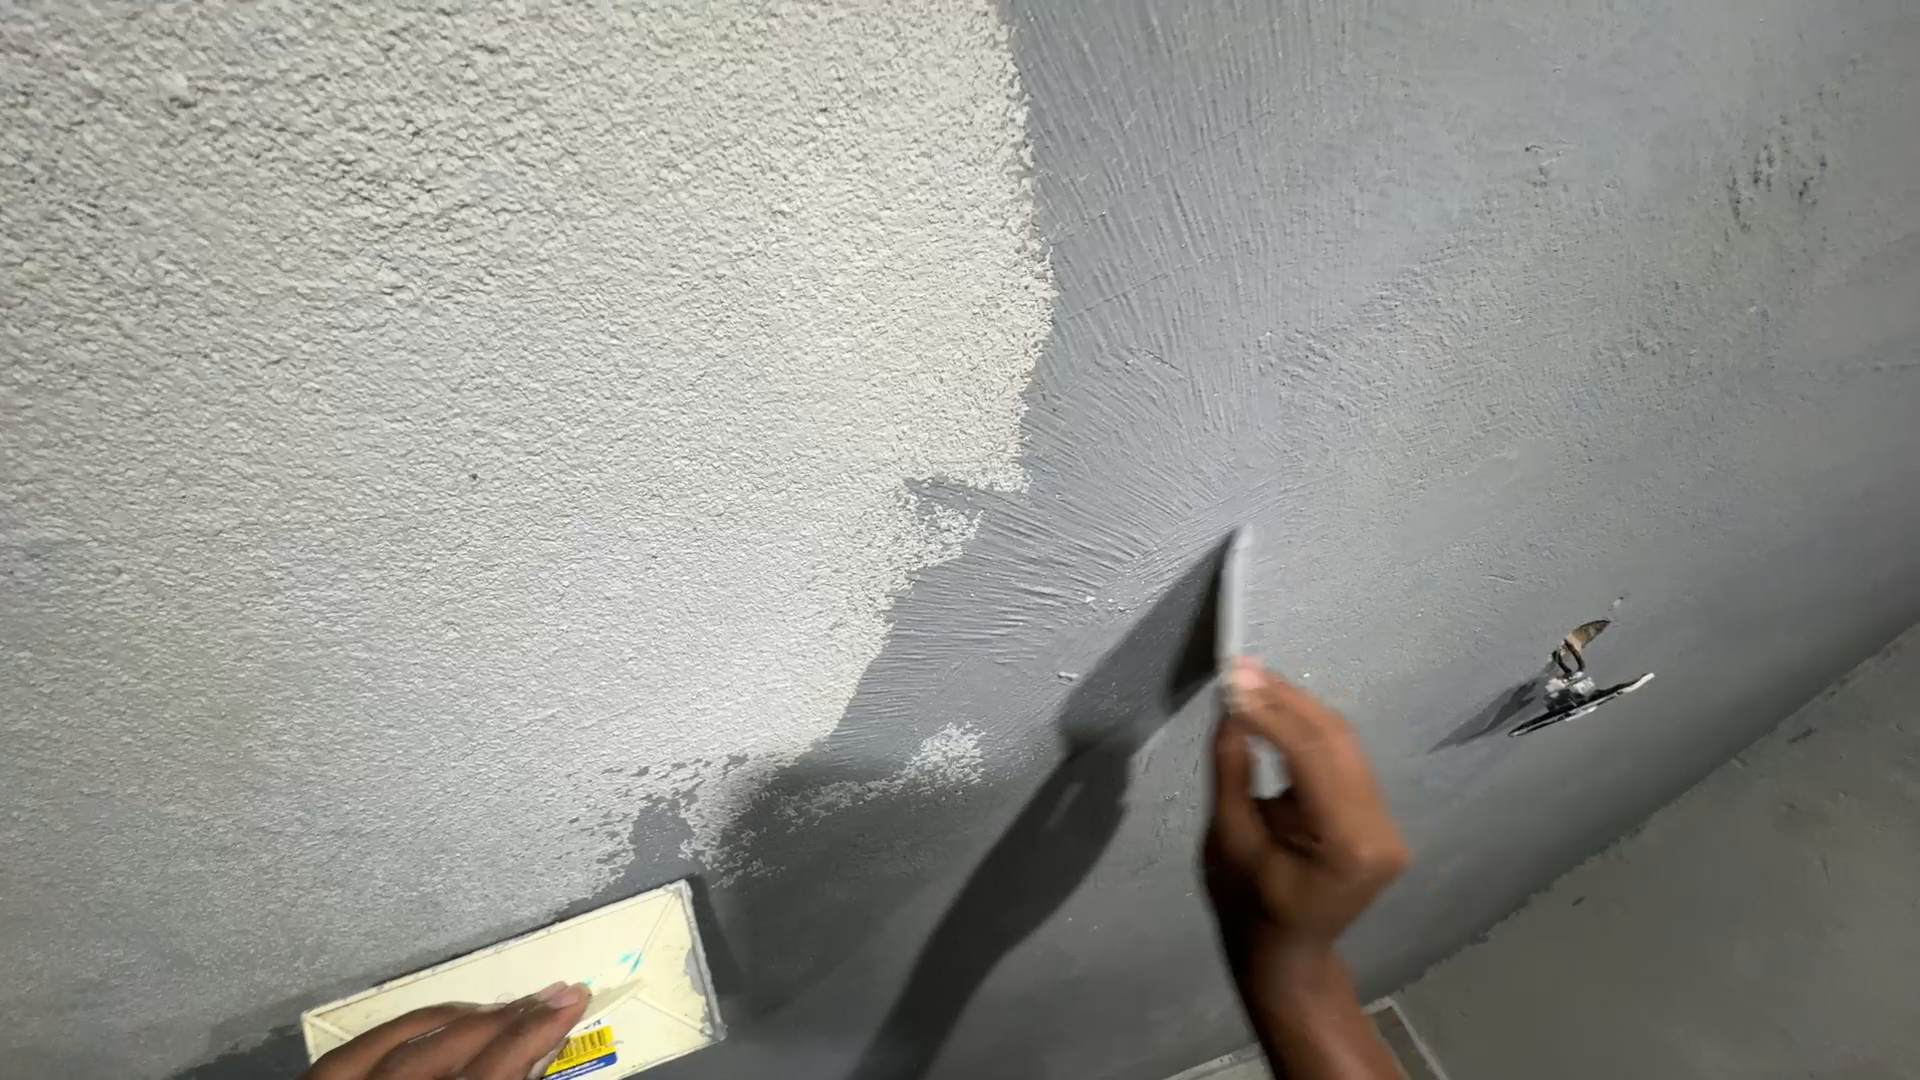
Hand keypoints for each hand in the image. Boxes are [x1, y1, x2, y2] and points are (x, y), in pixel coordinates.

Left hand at [302, 982, 589, 1079]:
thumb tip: (546, 1048)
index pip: (486, 1078)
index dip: (533, 1033)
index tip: (574, 999)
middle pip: (445, 1056)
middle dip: (508, 1019)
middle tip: (555, 993)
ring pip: (402, 1047)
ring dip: (466, 1019)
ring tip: (510, 1008)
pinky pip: (351, 1055)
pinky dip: (407, 1026)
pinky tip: (448, 1017)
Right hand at [1205, 659, 1407, 1078]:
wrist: (1282, 951)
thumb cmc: (1246, 904)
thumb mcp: (1228, 838)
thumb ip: (1231, 769)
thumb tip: (1230, 709)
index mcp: (1348, 845)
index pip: (1311, 756)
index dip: (1270, 711)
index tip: (1231, 680)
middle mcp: (1380, 828)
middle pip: (1334, 739)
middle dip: (1284, 697)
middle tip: (1238, 667)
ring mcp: (1384, 821)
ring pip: (1340, 740)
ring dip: (1293, 705)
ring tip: (1249, 678)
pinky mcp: (1372, 813)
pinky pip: (1339, 755)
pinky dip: (1302, 726)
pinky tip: (1272, 706)